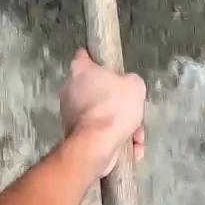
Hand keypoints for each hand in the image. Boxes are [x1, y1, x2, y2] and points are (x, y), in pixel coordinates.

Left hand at [59, 49, 146, 177]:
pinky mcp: (73, 133)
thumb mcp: (135, 85)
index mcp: (79, 70)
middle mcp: (68, 88)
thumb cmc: (114, 106)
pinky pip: (98, 132)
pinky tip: (130, 148)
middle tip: (131, 110)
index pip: (85, 56)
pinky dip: (114, 139)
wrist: (96, 144)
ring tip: (135, 136)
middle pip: (96, 89)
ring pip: (100, 114)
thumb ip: (130, 80)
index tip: (111, 69)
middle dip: (117, 102)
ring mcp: (68, 112)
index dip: (99, 59)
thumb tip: (125, 86)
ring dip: (119, 125)